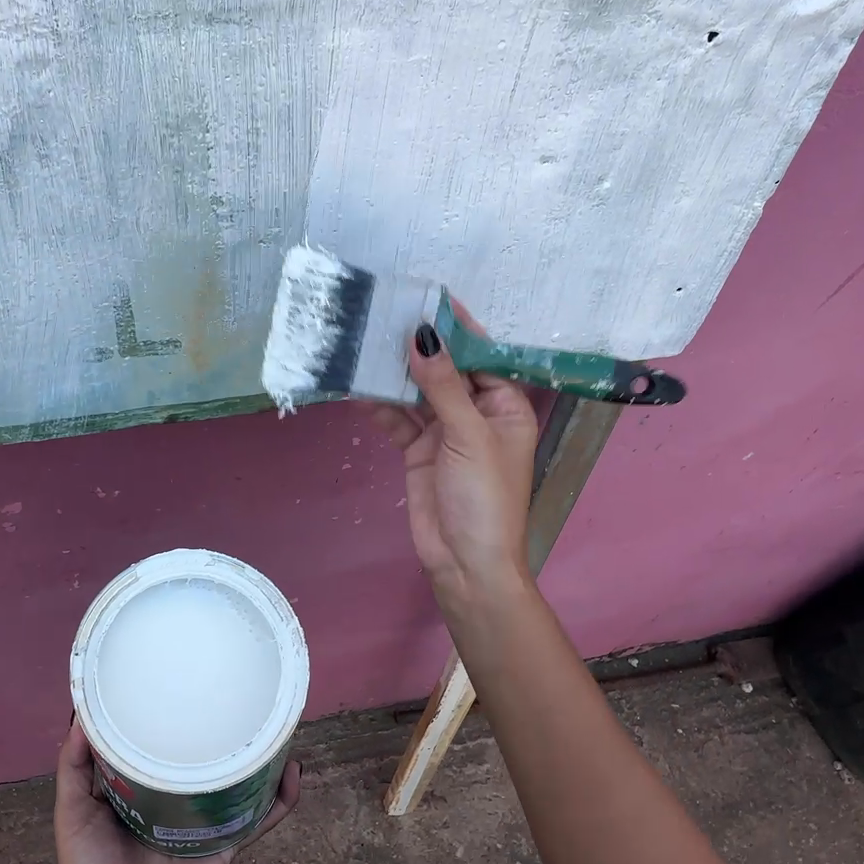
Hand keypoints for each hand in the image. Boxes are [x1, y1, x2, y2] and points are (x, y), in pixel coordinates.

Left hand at [54, 720, 299, 863]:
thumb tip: (80, 716)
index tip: (193, 682)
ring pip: (241, 783)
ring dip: (264, 758)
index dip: (182, 717)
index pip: (169, 743)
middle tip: (247, 698)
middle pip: (212, 758)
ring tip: (278, 729)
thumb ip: (73, 767)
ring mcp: (204, 821)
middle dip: (232, 731)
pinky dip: (279, 801)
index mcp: (146, 786)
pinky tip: (290, 774)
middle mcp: (179, 798)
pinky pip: (257, 822)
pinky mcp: (223, 846)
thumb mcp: (73, 811)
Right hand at [367, 303, 540, 599]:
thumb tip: (423, 336)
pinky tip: (357, 388)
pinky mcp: (418, 450)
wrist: (464, 563)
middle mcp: (476, 415)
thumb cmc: (484, 496)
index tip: (428, 301)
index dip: (457, 332)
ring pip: (417, 393)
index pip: (480, 359)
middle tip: (385, 316)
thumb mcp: (469, 436)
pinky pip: (398, 418)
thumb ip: (444, 385)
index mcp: (505, 408)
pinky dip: (380, 405)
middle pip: (445, 372)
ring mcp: (445, 432)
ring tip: (364, 344)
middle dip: (418, 350)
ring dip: (394, 375)